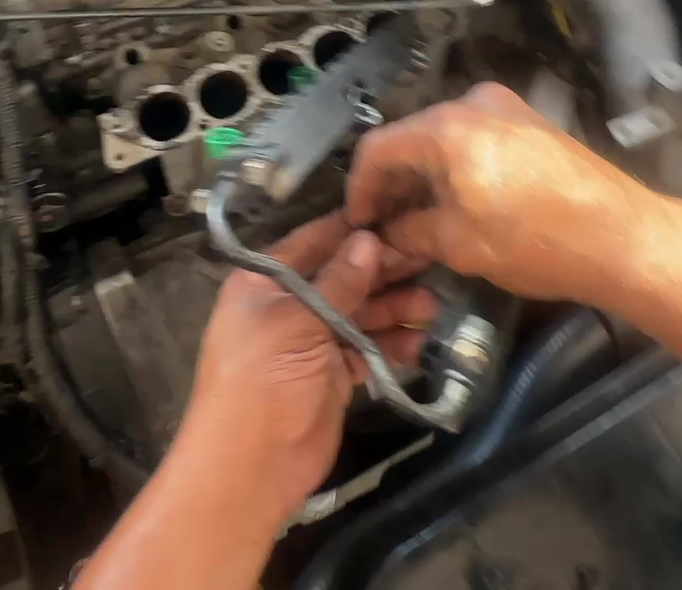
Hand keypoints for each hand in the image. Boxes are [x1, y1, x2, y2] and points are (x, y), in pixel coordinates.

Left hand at [174, 212, 436, 517]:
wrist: (250, 467)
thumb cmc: (263, 379)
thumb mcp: (298, 321)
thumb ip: (338, 282)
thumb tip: (371, 239)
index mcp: (265, 281)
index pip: (313, 241)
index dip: (352, 230)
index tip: (396, 215)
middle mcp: (288, 304)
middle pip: (342, 276)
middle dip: (382, 269)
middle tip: (427, 258)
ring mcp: (311, 340)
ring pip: (359, 312)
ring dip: (393, 307)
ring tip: (431, 303)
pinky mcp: (332, 373)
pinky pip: (366, 348)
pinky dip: (390, 344)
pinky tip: (419, 341)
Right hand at [345, 82, 681, 303]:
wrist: (626, 238)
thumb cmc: (535, 241)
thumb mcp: (459, 244)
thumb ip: (409, 232)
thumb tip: (386, 233)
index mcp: (446, 128)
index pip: (377, 149)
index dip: (360, 188)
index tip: (358, 221)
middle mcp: (471, 103)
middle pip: (409, 138)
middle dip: (392, 183)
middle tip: (384, 224)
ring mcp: (504, 107)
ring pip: (440, 139)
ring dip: (423, 176)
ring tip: (417, 218)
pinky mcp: (527, 121)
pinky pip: (471, 139)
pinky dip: (453, 167)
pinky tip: (455, 201)